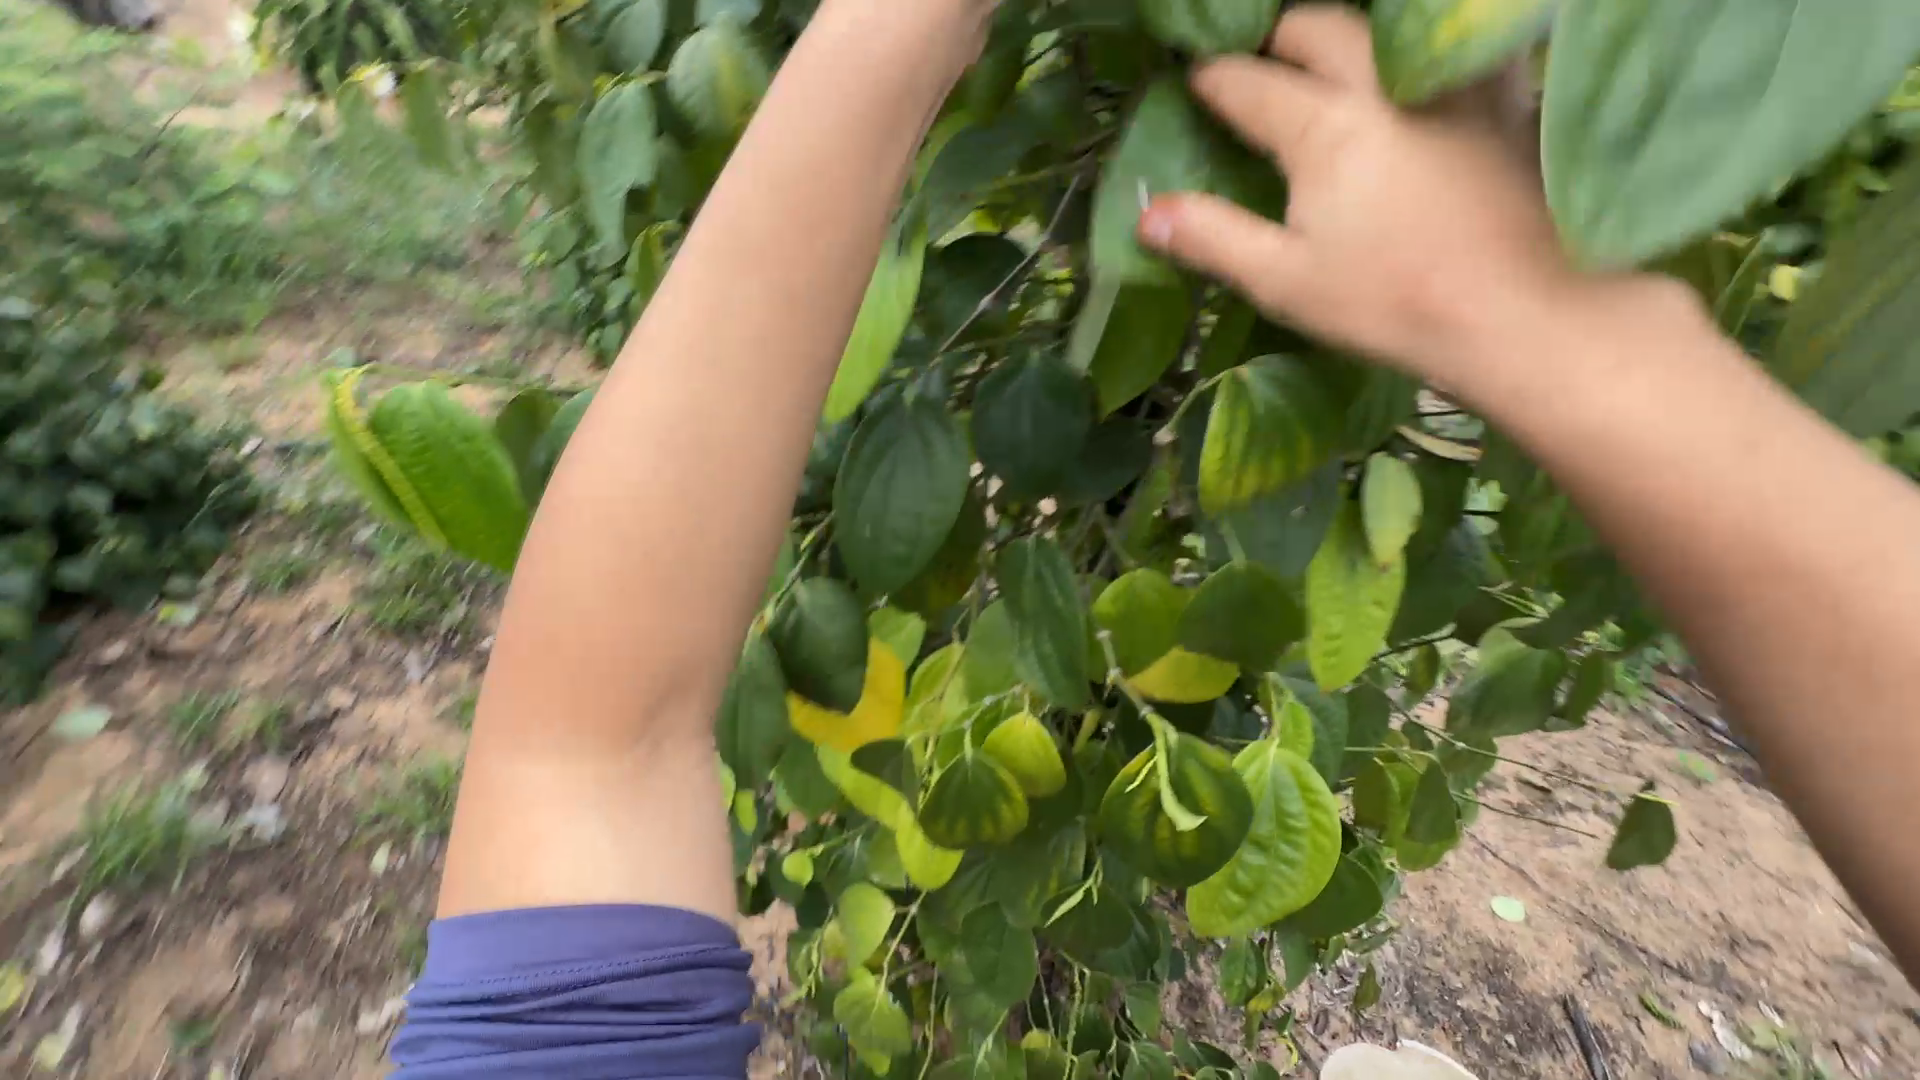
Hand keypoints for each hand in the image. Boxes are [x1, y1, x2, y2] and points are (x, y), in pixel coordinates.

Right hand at [1138, 5, 1636, 393]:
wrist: (1523, 310)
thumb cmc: (1388, 301)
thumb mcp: (1282, 280)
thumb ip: (1212, 239)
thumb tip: (1148, 214)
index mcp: (1325, 130)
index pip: (1252, 84)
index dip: (1214, 79)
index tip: (1193, 78)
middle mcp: (1389, 86)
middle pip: (1323, 27)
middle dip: (1279, 33)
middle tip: (1256, 56)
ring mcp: (1455, 86)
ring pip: (1394, 26)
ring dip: (1353, 34)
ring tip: (1331, 58)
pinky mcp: (1507, 101)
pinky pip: (1455, 49)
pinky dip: (1418, 52)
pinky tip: (1411, 82)